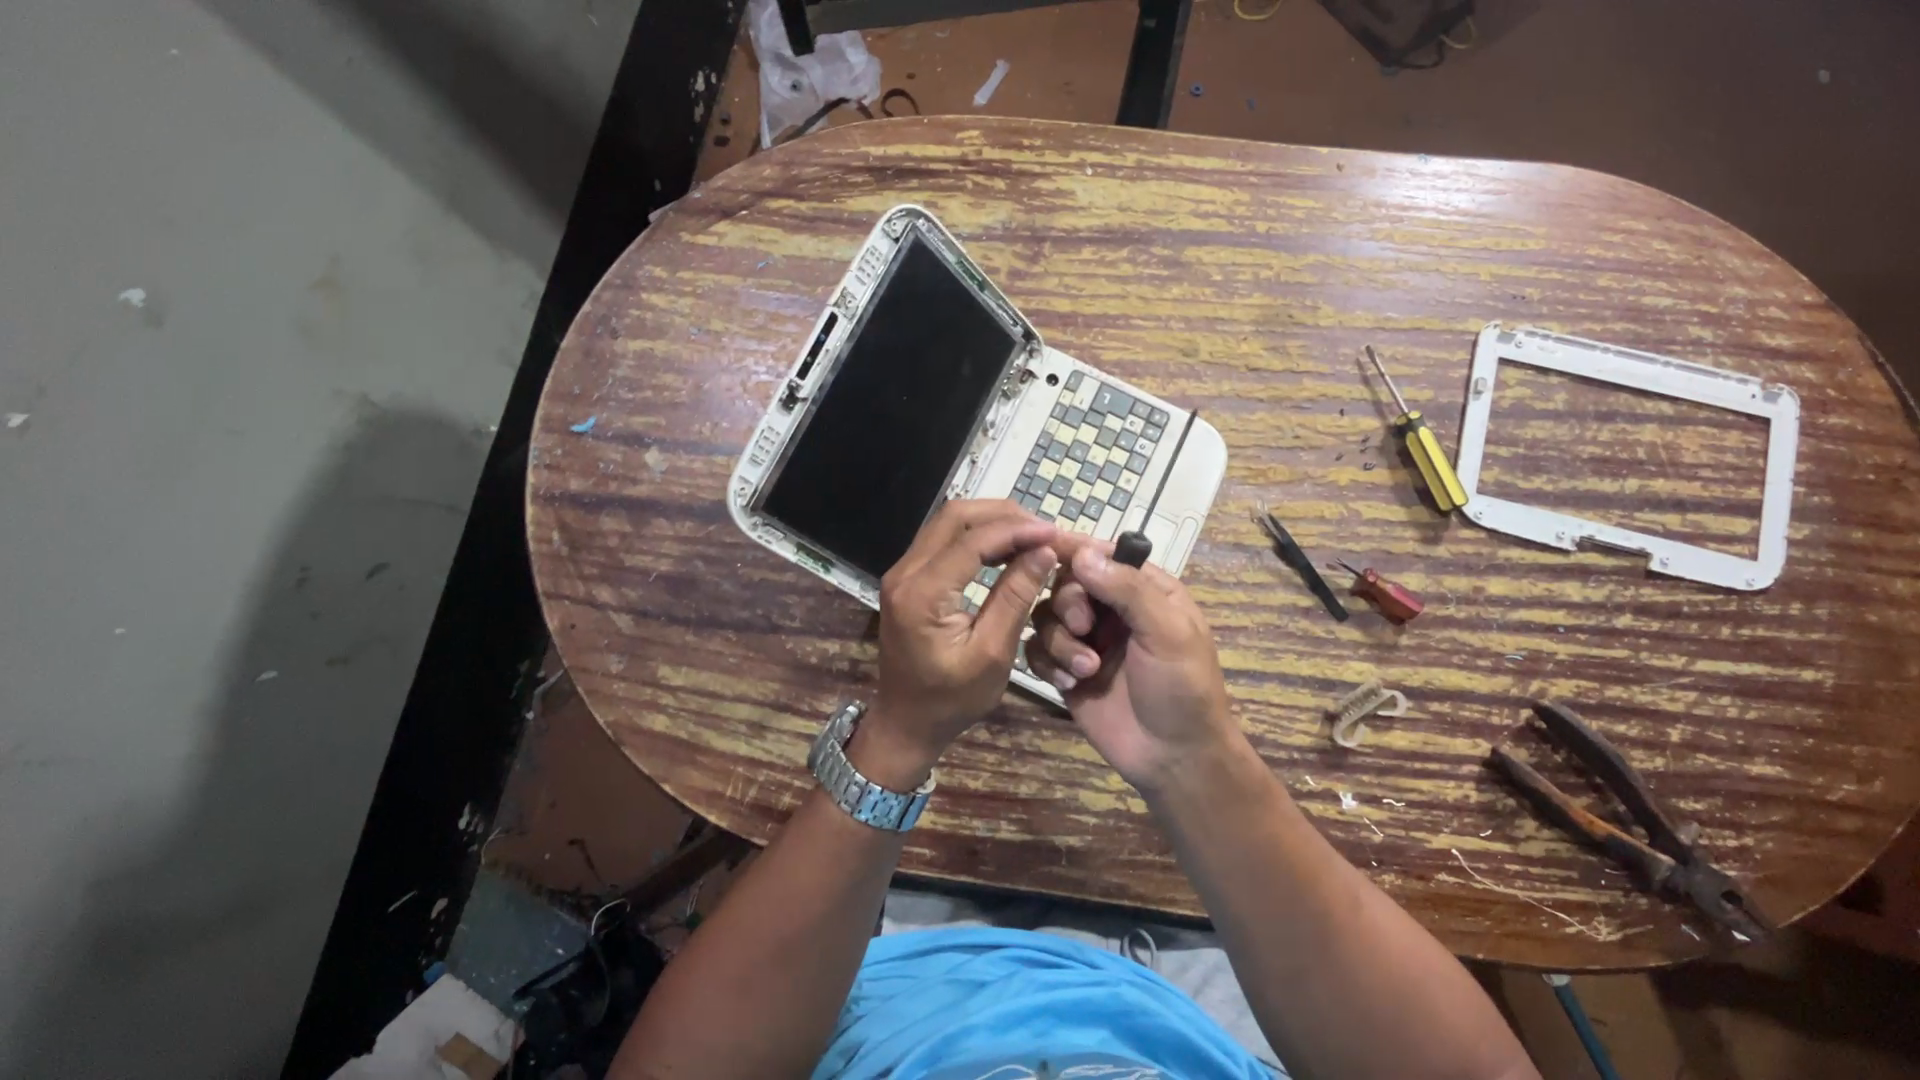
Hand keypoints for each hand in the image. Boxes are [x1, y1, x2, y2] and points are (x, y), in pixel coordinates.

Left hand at [859, 500, 1059, 788]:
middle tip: (1046, 530)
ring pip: (948, 522)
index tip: (1056, 533)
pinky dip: (977, 536)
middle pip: (956, 517)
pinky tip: (1007, 547)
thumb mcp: (992, 654)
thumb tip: (1044, 551)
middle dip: (1004, 516)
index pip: (973, 541)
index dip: (1017, 531)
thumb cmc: (951, 700)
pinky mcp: (908, 578)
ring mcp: (902, 572)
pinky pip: (943, 540)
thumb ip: (1015, 597)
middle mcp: (905, 572)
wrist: (906, 722)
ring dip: (991, 522)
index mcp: (922, 594)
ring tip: (1032, 535)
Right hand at [1025, 540, 1241, 792]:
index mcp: (1145, 591)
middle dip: (1068, 604)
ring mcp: (1087, 642)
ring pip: (1045, 617)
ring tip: (1086, 671)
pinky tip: (1069, 685)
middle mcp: (1112, 611)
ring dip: (1060, 642)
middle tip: (1084, 629)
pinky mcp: (1067, 672)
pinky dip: (1048, 664)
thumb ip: (1128, 589)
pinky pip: (1038, 652)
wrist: (1174, 758)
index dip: (1071, 548)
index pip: (1101, 555)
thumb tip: (1082, 552)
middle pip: (1065, 584)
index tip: (1040, 547)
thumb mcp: (1167, 632)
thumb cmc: (1183, 689)